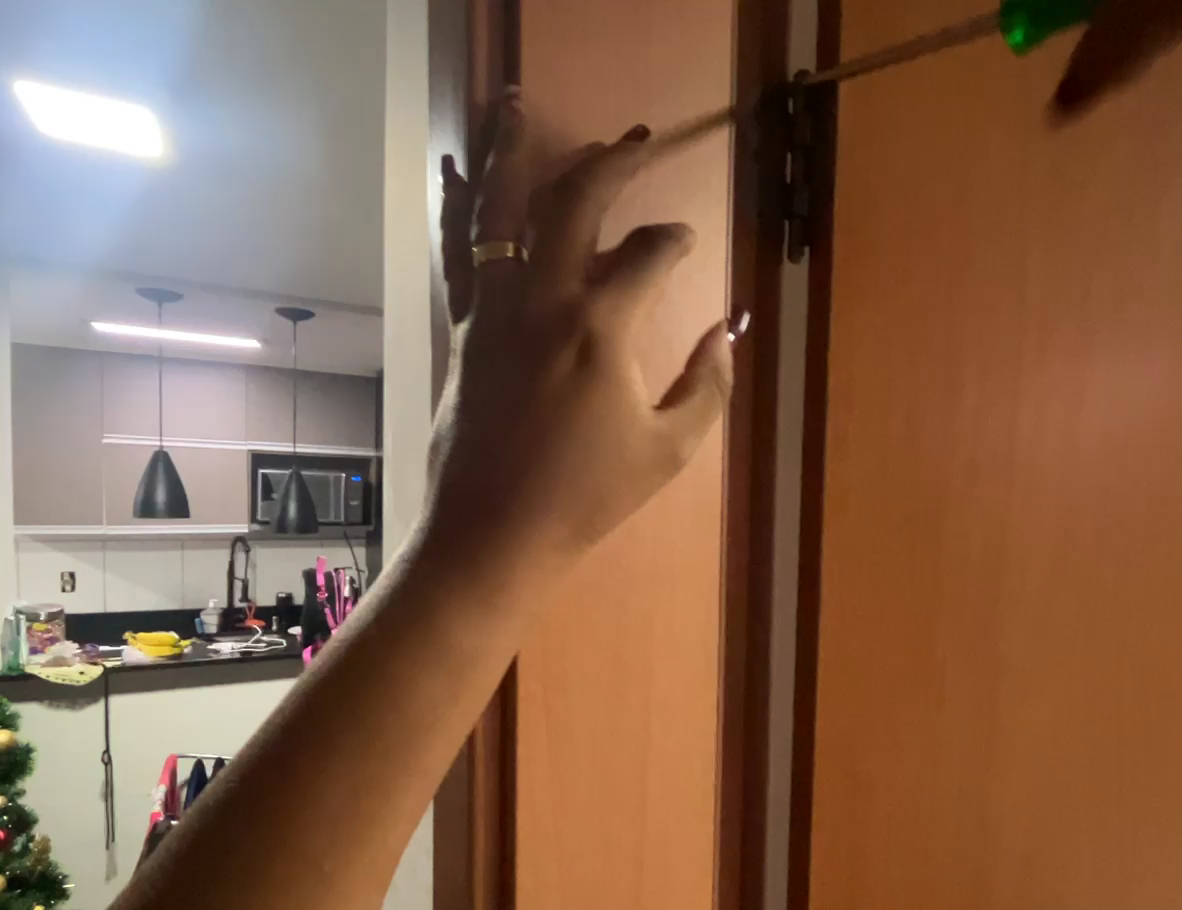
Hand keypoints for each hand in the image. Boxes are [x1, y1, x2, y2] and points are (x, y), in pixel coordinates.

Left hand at [426, 93, 738, 572]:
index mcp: (602, 326)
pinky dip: (456, 204)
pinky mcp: (461, 329)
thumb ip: (707, 386)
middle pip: (576, 199)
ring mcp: (493, 308)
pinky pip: (456, 251)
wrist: (492, 532)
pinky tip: (456, 169)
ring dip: (517, 152)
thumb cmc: (585, 497)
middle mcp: (543, 298)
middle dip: (612, 160)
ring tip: (521, 106)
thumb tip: (724, 332)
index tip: (685, 244)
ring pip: (499, 205)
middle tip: (636, 142)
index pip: (650, 253)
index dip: (675, 240)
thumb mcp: (669, 450)